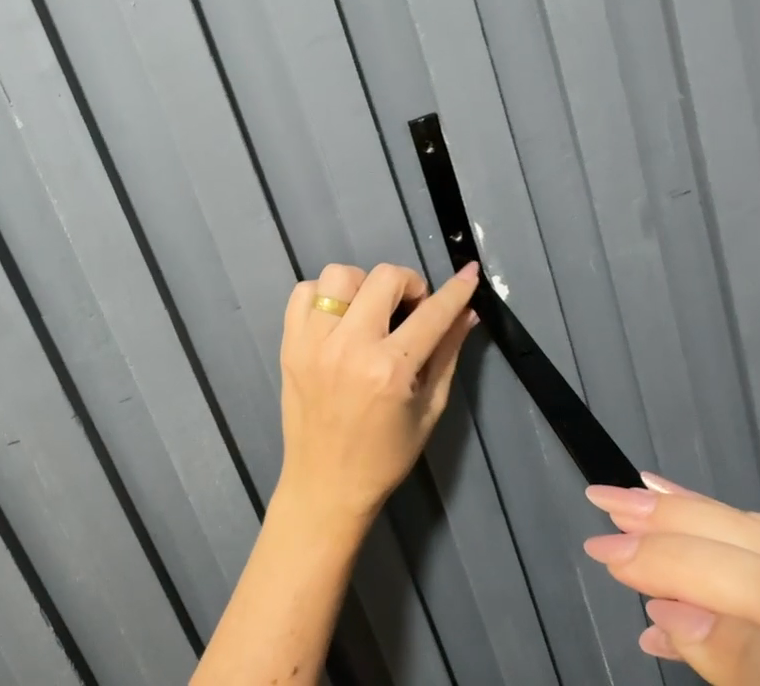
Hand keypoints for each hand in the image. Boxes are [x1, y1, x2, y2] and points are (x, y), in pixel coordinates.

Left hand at [275, 262, 479, 519]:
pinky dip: (324, 294)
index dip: (456, 289)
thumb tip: (467, 312)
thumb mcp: (429, 409)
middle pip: (384, 277)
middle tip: (411, 309)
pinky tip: (338, 317)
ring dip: (363, 285)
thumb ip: (447, 354)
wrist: (325, 485)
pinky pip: (303, 292)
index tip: (469, 274)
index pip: (432, 313)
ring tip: (370, 312)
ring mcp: (313, 343)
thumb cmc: (385, 456)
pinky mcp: (289, 344)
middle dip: (408, 284)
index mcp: (390, 370)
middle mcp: (349, 347)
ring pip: (340, 275)